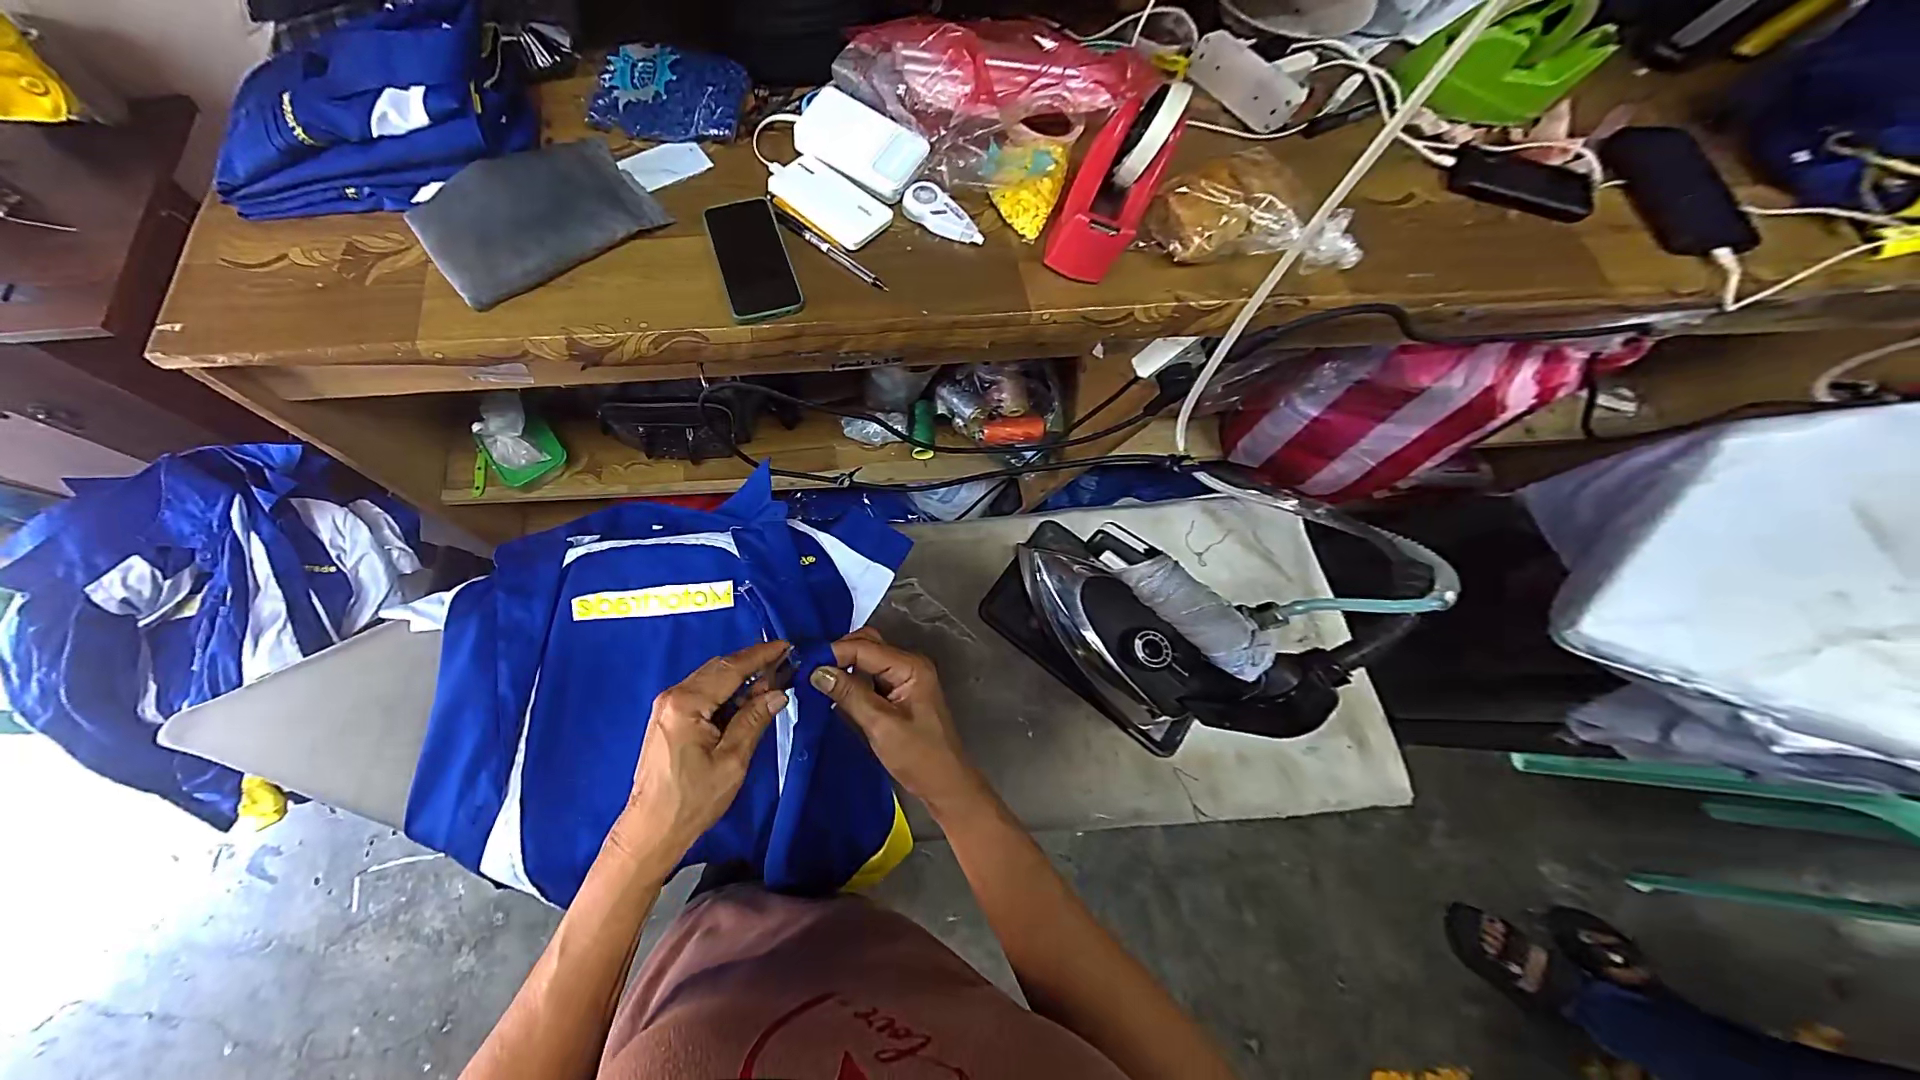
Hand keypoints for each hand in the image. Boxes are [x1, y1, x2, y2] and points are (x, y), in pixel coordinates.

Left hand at [608, 640, 789, 864]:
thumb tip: (777, 693)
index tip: (786, 646)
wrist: (652, 829)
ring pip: (711, 678)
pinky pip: (702, 692)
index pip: (731, 668)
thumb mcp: (732, 760)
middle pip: (719, 668)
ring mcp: (667, 706)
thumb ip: (754, 720)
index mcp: (686, 703)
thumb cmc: (692, 799)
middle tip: (784, 665)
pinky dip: (726, 691)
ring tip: (771, 682)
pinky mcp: (668, 718)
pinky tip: (745, 699)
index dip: (761, 655)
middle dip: (752, 664)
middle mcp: (672, 697)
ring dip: (741, 678)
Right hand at [812, 628, 990, 818]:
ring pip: (866, 660)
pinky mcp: (897, 694)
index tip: (804, 664)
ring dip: (841, 667)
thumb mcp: (881, 726)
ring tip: (813, 680)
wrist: (945, 784)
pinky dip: (850, 681)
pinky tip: (832, 691)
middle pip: (866, 646)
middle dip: (837, 655)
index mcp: (911, 667)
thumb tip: (818, 671)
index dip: (834, 653)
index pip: (865, 647)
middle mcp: (908, 665)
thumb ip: (850, 695)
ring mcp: (903, 679)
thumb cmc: (920, 757)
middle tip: (807, 671)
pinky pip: (869, 677)